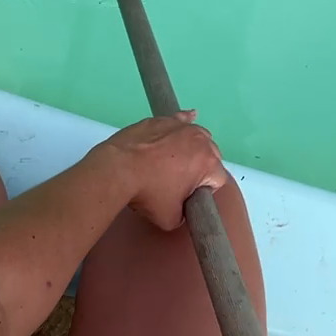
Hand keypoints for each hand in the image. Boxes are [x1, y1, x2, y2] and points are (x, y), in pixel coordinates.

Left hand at [96, 112, 228, 229]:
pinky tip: (189, 117)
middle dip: (200, 168)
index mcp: (208, 163)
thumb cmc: (146, 193)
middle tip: (179, 181)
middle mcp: (200, 140)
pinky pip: (180, 119)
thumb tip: (180, 210)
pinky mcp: (161, 120)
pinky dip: (184, 122)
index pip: (218, 180)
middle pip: (212, 156)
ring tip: (177, 159)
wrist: (117, 169)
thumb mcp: (169, 218)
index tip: (188, 196)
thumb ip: (183, 214)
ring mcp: (180, 127)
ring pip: (198, 136)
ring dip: (193, 147)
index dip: (204, 192)